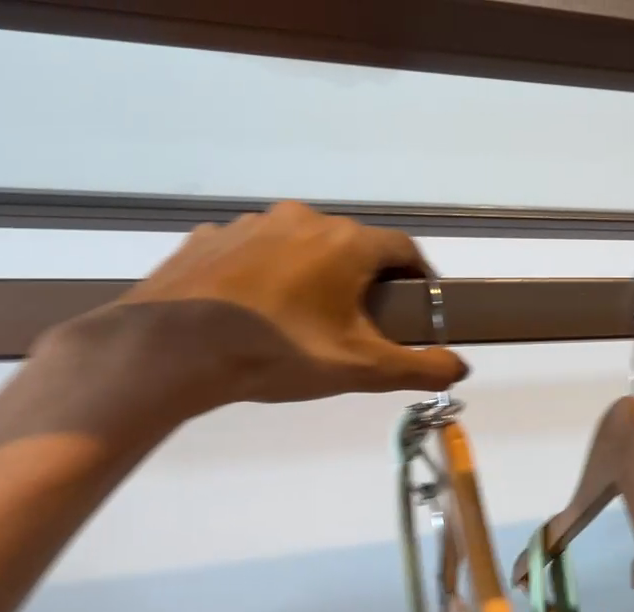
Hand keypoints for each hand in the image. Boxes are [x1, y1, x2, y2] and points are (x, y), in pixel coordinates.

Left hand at [39, 203, 467, 423]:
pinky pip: (255, 254)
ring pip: (301, 248)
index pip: (404, 250)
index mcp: (346, 244)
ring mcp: (250, 224)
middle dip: (365, 282)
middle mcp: (302, 219)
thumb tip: (460, 369)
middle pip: (352, 247)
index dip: (419, 278)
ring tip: (305, 325)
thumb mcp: (363, 370)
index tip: (420, 309)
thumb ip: (420, 368)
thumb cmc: (281, 353)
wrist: (173, 347)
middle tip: (363, 328)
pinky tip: (258, 316)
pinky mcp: (209, 238)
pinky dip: (268, 278)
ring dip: (315, 278)